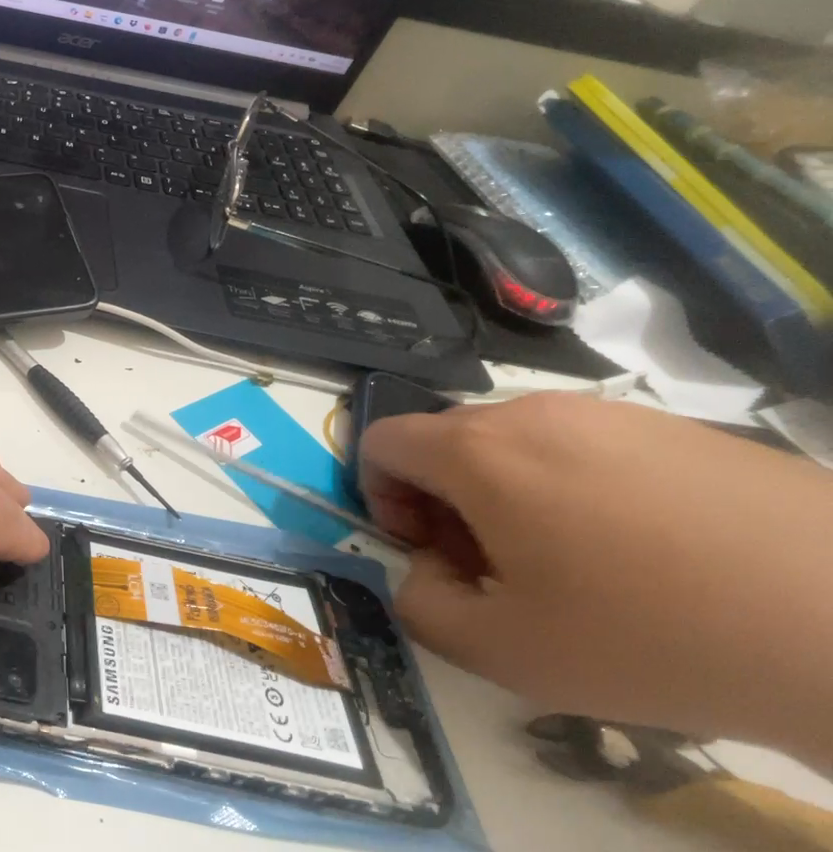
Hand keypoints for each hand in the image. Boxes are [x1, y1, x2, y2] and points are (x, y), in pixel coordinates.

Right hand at [360, 394, 832, 759]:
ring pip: (521, 447)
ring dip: (515, 499)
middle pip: (449, 442)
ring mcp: (617, 415)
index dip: (380, 496)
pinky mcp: (685, 431)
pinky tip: (652, 559)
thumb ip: (420, 606)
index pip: (381, 440)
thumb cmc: (655, 638)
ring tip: (582, 571)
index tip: (431, 552)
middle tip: (502, 575)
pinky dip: (585, 493)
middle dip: (448, 504)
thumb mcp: (502, 652)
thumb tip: (429, 571)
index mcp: (478, 452)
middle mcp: (536, 414)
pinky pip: (594, 451)